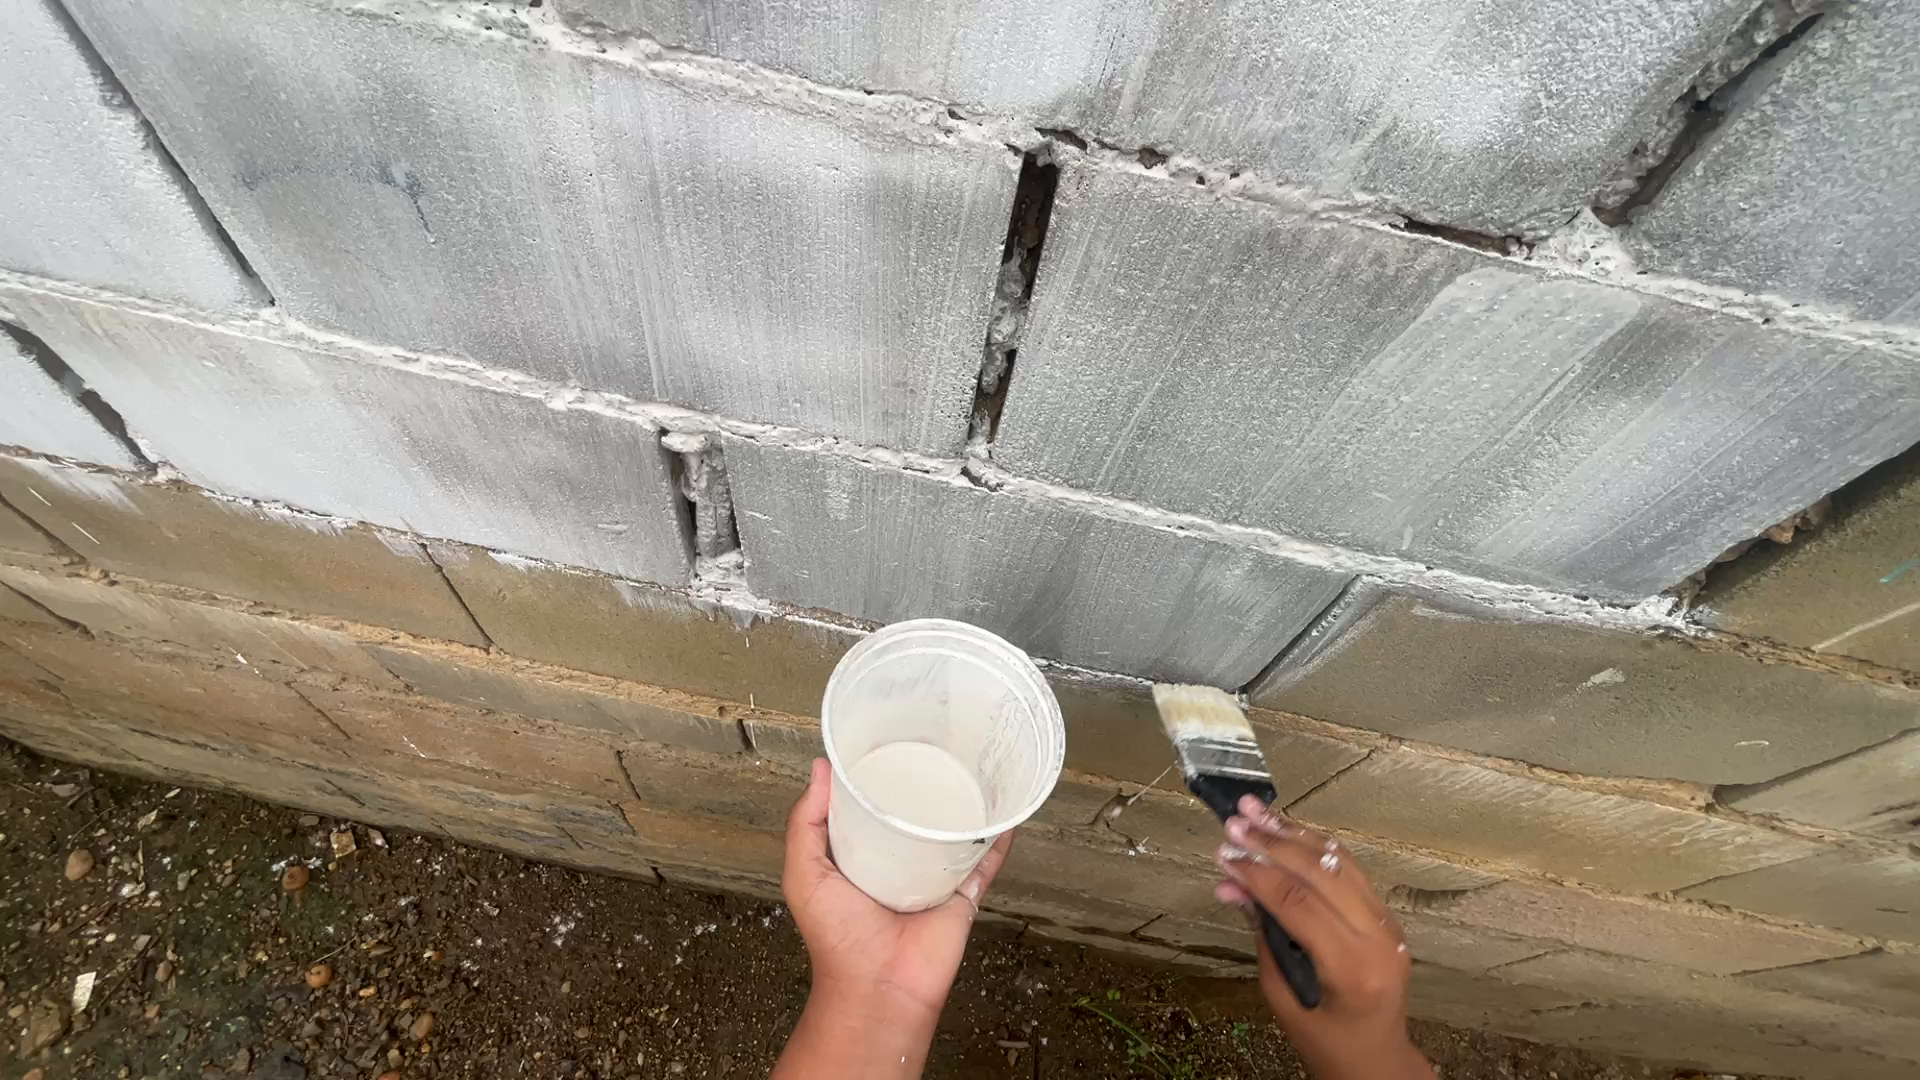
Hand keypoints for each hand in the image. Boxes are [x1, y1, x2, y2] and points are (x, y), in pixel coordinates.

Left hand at [772, 757, 1012, 1078]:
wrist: (879, 989)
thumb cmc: (838, 941)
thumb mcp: (806, 875)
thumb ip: (805, 823)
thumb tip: (820, 768)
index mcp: (865, 851)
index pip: (872, 803)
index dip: (878, 773)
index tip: (886, 741)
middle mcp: (901, 858)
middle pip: (918, 810)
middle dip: (925, 781)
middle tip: (932, 747)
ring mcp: (935, 873)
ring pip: (954, 828)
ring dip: (965, 803)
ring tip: (971, 767)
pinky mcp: (963, 891)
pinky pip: (986, 858)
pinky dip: (998, 836)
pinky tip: (1006, 811)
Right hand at [1215, 795, 1434, 1079]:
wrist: (1376, 1057)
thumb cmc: (1322, 1036)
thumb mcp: (1280, 993)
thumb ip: (1261, 932)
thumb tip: (1228, 883)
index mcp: (1353, 969)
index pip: (1298, 903)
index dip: (1257, 874)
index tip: (1223, 854)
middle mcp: (1378, 939)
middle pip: (1320, 873)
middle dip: (1271, 843)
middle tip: (1234, 821)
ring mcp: (1387, 922)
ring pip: (1336, 860)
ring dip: (1290, 832)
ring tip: (1254, 810)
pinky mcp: (1384, 912)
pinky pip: (1346, 866)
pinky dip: (1310, 843)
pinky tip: (1282, 827)